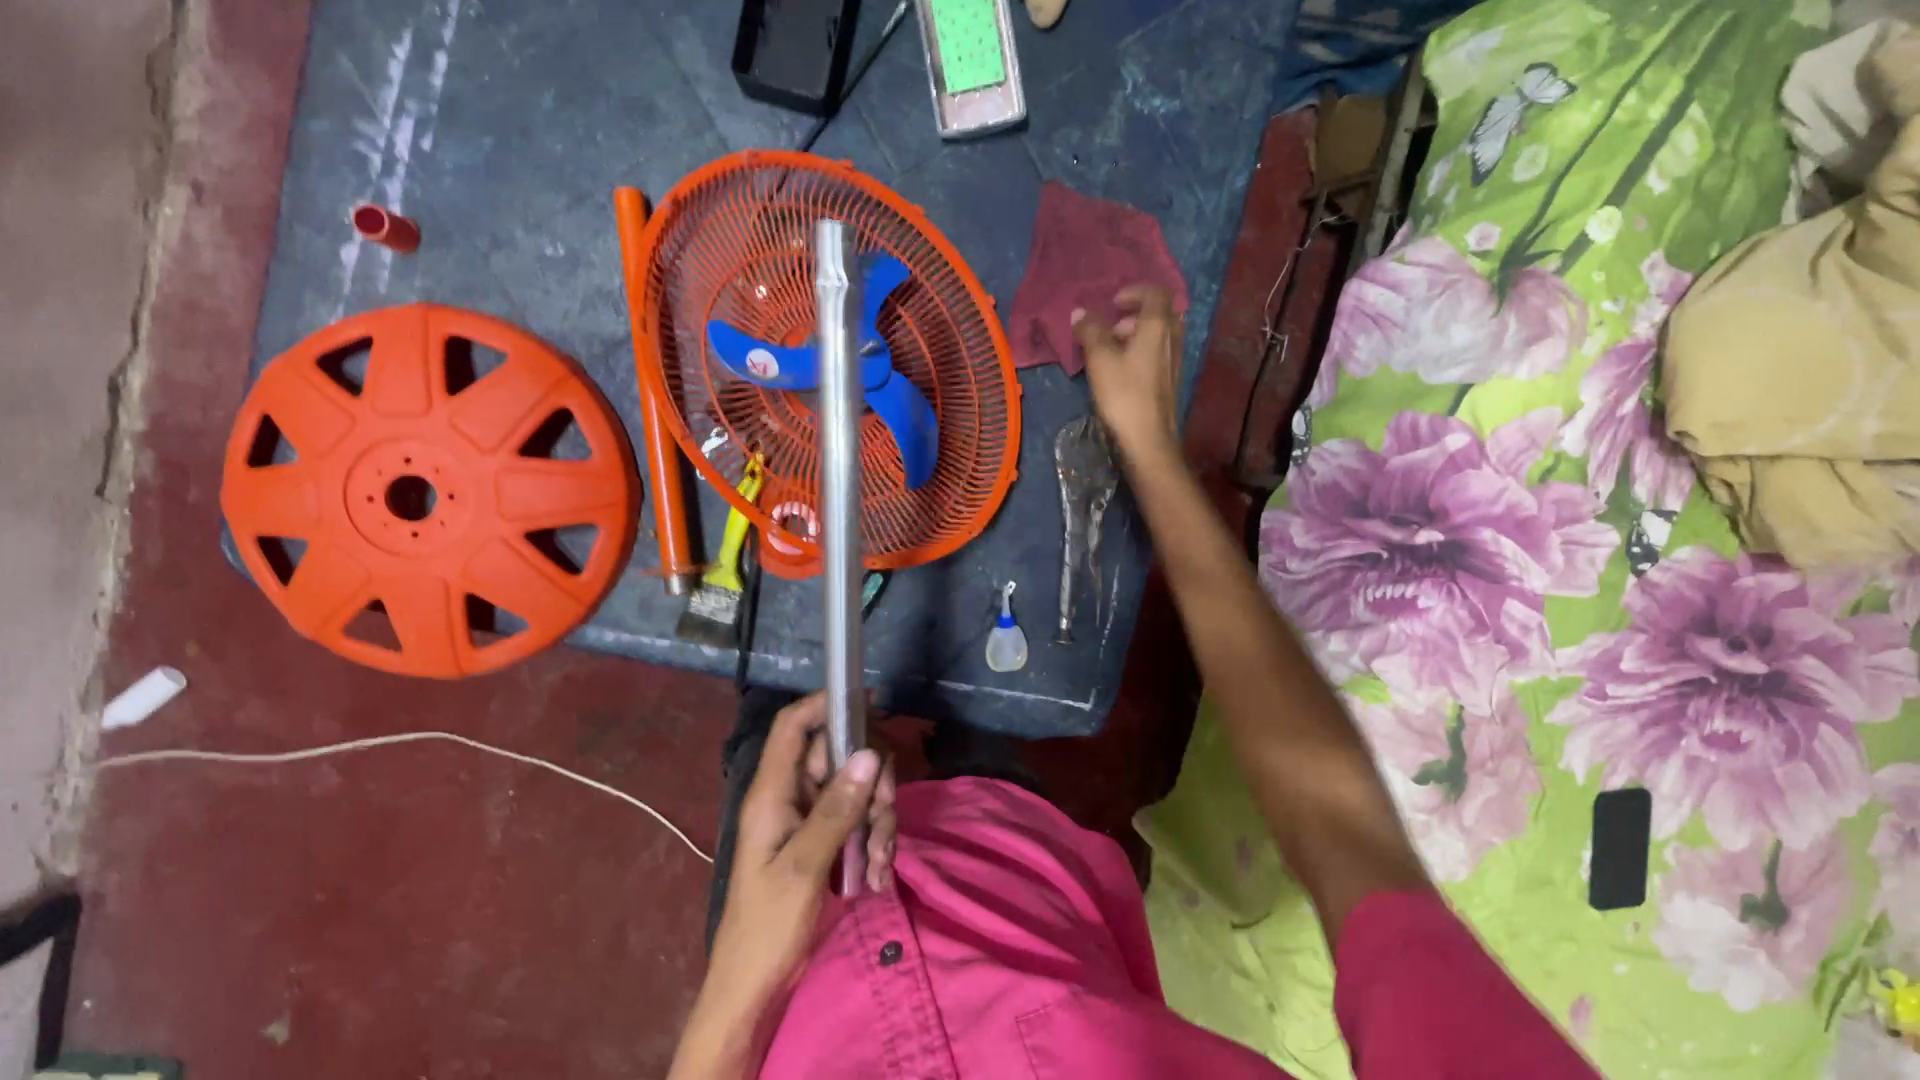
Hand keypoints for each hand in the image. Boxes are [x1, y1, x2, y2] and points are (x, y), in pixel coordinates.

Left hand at [672, 694, 896, 1078]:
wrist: (755, 984)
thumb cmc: (768, 925)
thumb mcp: (805, 867)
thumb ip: (836, 809)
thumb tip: (869, 754)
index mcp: (772, 793)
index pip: (794, 726)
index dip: (825, 704)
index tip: (870, 703)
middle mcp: (791, 796)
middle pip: (841, 757)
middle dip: (871, 783)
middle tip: (882, 817)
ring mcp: (809, 819)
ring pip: (857, 790)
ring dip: (877, 821)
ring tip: (876, 865)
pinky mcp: (824, 841)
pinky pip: (859, 821)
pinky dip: (874, 842)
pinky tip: (875, 877)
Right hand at [1072, 285, 1183, 462]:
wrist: (1149, 440)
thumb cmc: (1124, 395)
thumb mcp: (1100, 359)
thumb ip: (1090, 331)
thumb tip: (1080, 312)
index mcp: (1158, 326)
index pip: (1155, 293)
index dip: (1134, 292)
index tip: (1113, 303)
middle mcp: (1173, 338)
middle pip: (1160, 313)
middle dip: (1133, 315)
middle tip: (1110, 329)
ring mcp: (1175, 360)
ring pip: (1159, 334)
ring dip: (1136, 334)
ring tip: (1111, 352)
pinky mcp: (1171, 380)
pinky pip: (1158, 353)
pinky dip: (1141, 351)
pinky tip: (1122, 372)